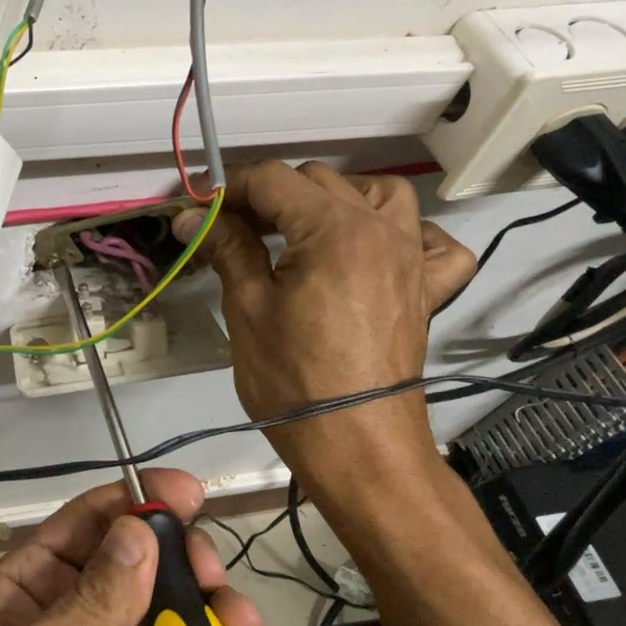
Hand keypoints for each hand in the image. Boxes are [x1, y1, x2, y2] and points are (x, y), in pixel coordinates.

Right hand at [177, 161, 475, 424]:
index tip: (201, 213)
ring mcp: (412, 256)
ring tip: (304, 229)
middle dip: (271, 196)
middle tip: (234, 231)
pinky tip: (376, 251)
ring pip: (380, 193)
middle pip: (318, 180)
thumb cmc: (294, 381)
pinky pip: (433, 242)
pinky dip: (407, 235)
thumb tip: (192, 218)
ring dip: (337, 198)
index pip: (273, 179)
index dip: (230, 190)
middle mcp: (381, 228)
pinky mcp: (427, 289)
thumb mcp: (248, 308)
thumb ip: (227, 248)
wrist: (357, 446)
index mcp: (334, 228)